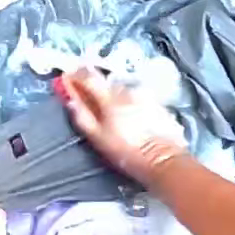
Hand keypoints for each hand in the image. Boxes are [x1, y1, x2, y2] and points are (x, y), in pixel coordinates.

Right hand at [56, 66, 187, 182]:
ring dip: (115, 97)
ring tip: (114, 115)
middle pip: (107, 82)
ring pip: (123, 90)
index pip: (89, 76)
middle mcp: (128, 91)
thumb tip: (70, 99)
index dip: (76, 74)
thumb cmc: (128, 152)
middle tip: (91, 102)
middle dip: (97, 89)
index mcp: (110, 97)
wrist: (165, 161)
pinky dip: (130, 103)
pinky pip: (137, 98)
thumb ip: (82, 116)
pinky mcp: (157, 104)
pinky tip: (132, 119)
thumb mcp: (99, 138)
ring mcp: (145, 96)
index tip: (69, 77)